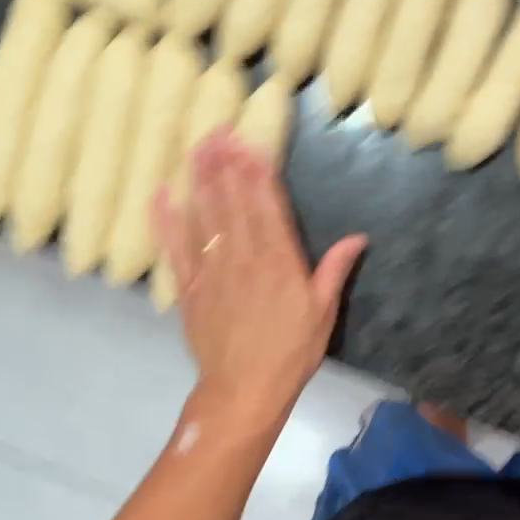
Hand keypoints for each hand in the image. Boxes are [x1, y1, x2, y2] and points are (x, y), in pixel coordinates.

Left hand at [154, 130, 366, 436]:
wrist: (245, 389)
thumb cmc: (292, 352)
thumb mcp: (323, 312)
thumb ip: (334, 270)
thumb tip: (357, 237)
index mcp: (280, 262)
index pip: (266, 206)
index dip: (257, 172)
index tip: (250, 143)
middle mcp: (244, 258)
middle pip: (232, 202)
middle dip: (226, 164)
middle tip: (218, 131)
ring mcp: (212, 270)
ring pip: (204, 215)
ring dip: (200, 179)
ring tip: (197, 147)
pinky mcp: (189, 287)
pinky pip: (175, 246)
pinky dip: (166, 219)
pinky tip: (161, 193)